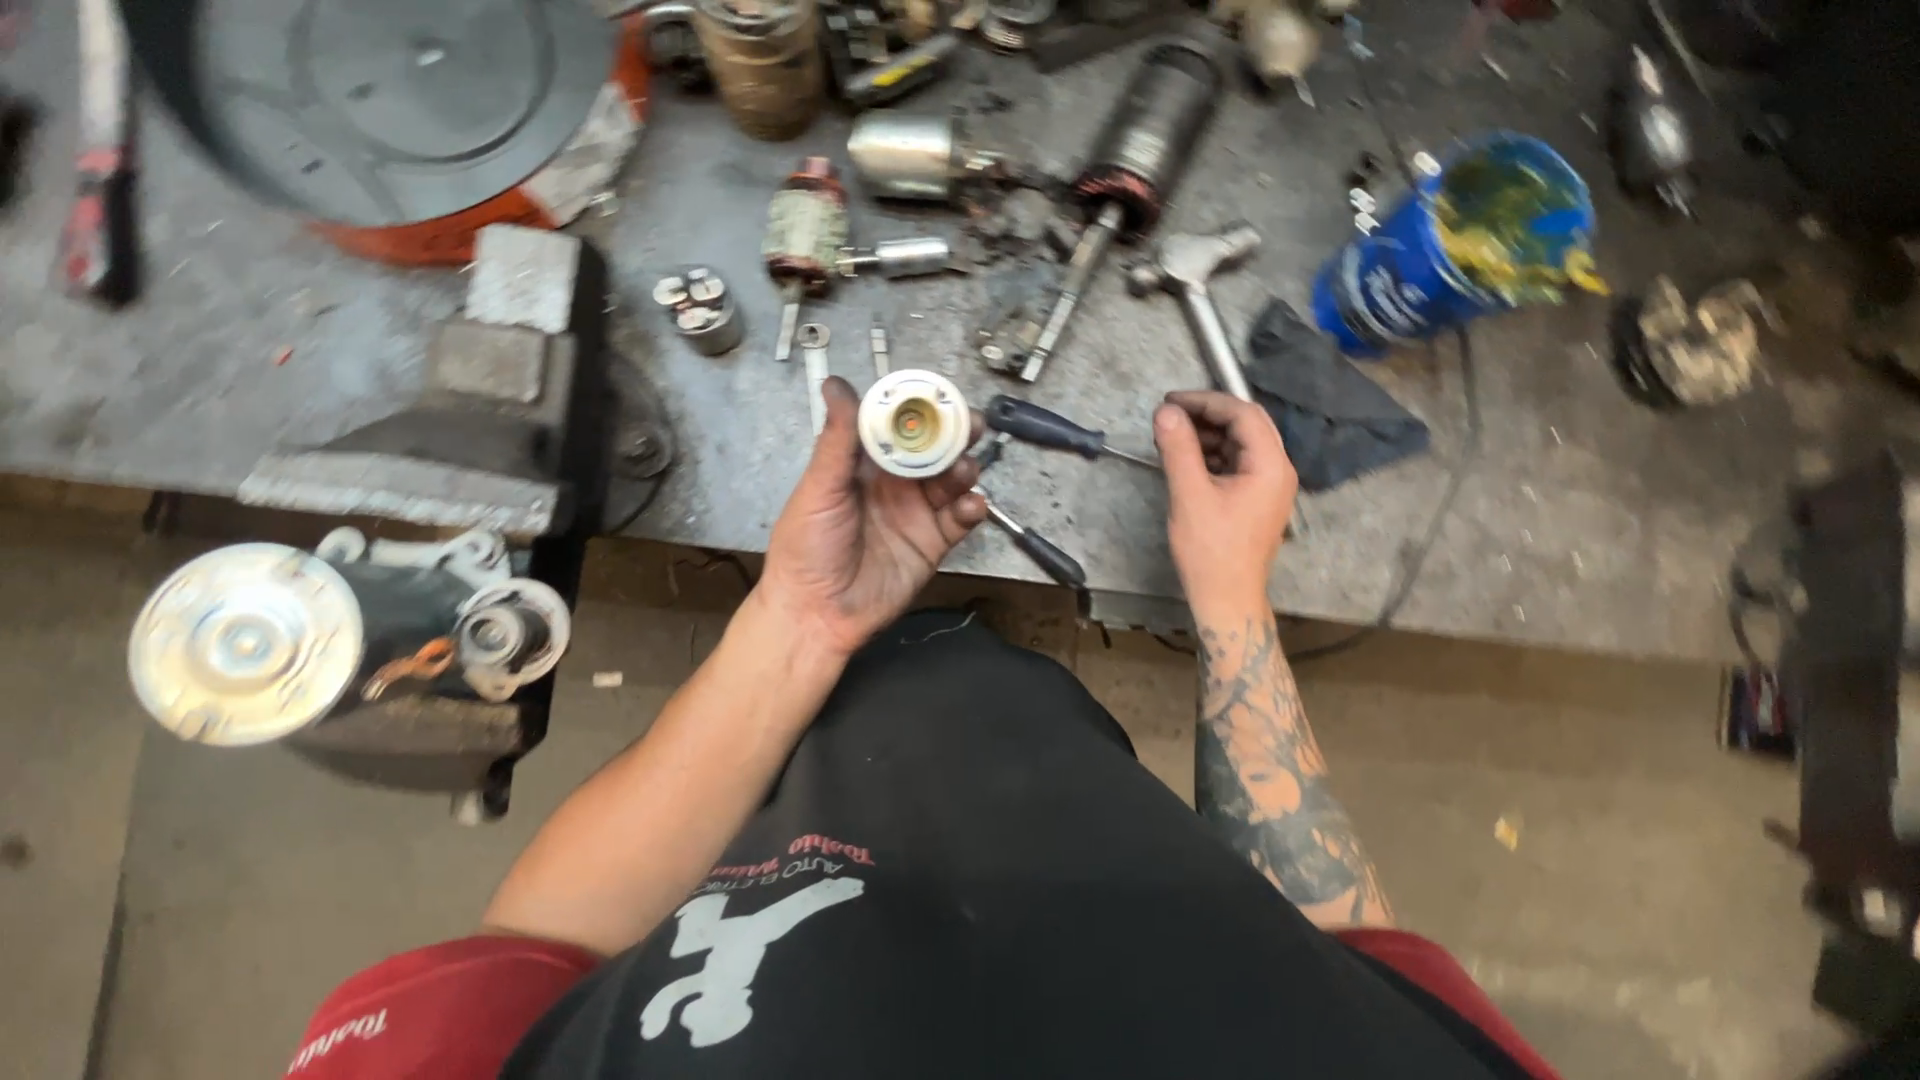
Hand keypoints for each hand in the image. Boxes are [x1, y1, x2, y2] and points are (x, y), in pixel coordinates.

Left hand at [757, 376, 987, 659]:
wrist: (817, 613)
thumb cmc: (807, 546)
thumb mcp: (819, 488)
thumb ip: (837, 439)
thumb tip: (837, 384)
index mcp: (864, 464)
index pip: (898, 426)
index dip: (920, 410)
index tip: (938, 397)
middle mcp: (894, 483)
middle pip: (934, 450)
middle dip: (955, 435)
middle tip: (972, 425)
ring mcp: (916, 512)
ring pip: (952, 480)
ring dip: (964, 469)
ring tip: (964, 471)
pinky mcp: (933, 543)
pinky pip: (960, 520)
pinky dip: (971, 508)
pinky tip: (971, 505)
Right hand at [1153, 390, 1297, 616]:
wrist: (1227, 598)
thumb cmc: (1210, 550)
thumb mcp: (1189, 495)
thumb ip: (1178, 448)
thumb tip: (1165, 412)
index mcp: (1271, 465)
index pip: (1243, 413)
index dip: (1205, 401)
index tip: (1170, 401)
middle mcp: (1278, 470)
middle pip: (1247, 424)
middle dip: (1208, 414)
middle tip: (1171, 414)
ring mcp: (1270, 486)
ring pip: (1242, 443)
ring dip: (1209, 434)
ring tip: (1173, 436)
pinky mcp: (1258, 499)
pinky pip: (1238, 463)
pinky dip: (1213, 455)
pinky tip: (1186, 459)